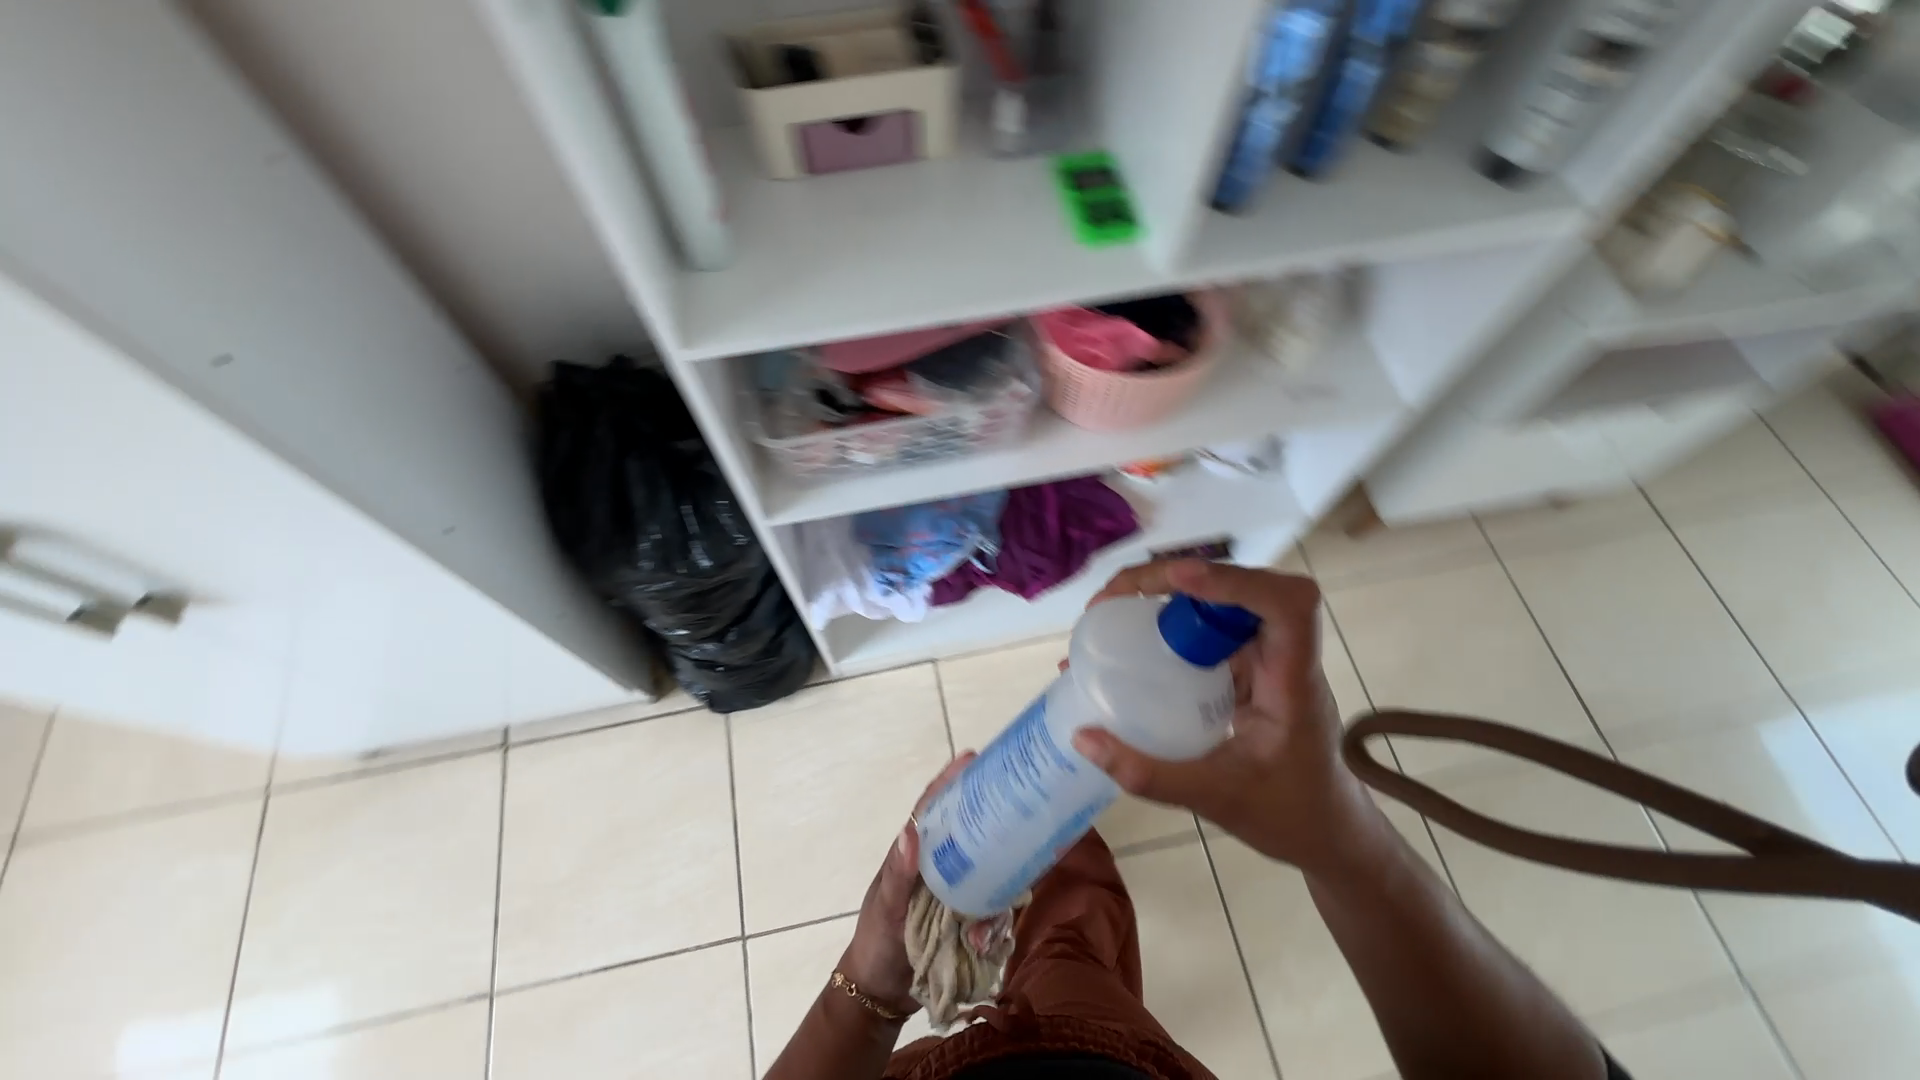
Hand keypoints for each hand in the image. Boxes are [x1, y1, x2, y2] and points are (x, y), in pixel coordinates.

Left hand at [837, 752, 976, 1017]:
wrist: (882, 993)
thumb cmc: (876, 941)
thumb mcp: (886, 908)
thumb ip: (898, 874)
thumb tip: (911, 830)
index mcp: (916, 852)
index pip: (934, 808)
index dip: (952, 780)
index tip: (973, 757)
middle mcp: (941, 866)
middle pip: (973, 835)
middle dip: (995, 828)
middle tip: (1022, 819)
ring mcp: (958, 892)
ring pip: (991, 875)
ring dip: (995, 896)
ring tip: (981, 928)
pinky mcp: (971, 919)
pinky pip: (995, 911)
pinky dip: (994, 927)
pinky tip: (984, 943)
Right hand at [1071, 559, 1378, 873]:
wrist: (1325, 831)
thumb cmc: (1290, 815)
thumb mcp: (1214, 798)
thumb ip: (1148, 774)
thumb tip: (1083, 737)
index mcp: (1293, 681)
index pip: (1286, 606)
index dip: (1236, 581)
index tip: (1176, 582)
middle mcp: (1282, 657)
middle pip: (1244, 587)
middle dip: (1178, 578)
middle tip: (1115, 595)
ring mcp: (1265, 660)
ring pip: (1223, 603)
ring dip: (1169, 593)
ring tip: (1111, 605)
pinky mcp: (1247, 669)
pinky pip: (1209, 629)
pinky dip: (1170, 622)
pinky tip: (1130, 636)